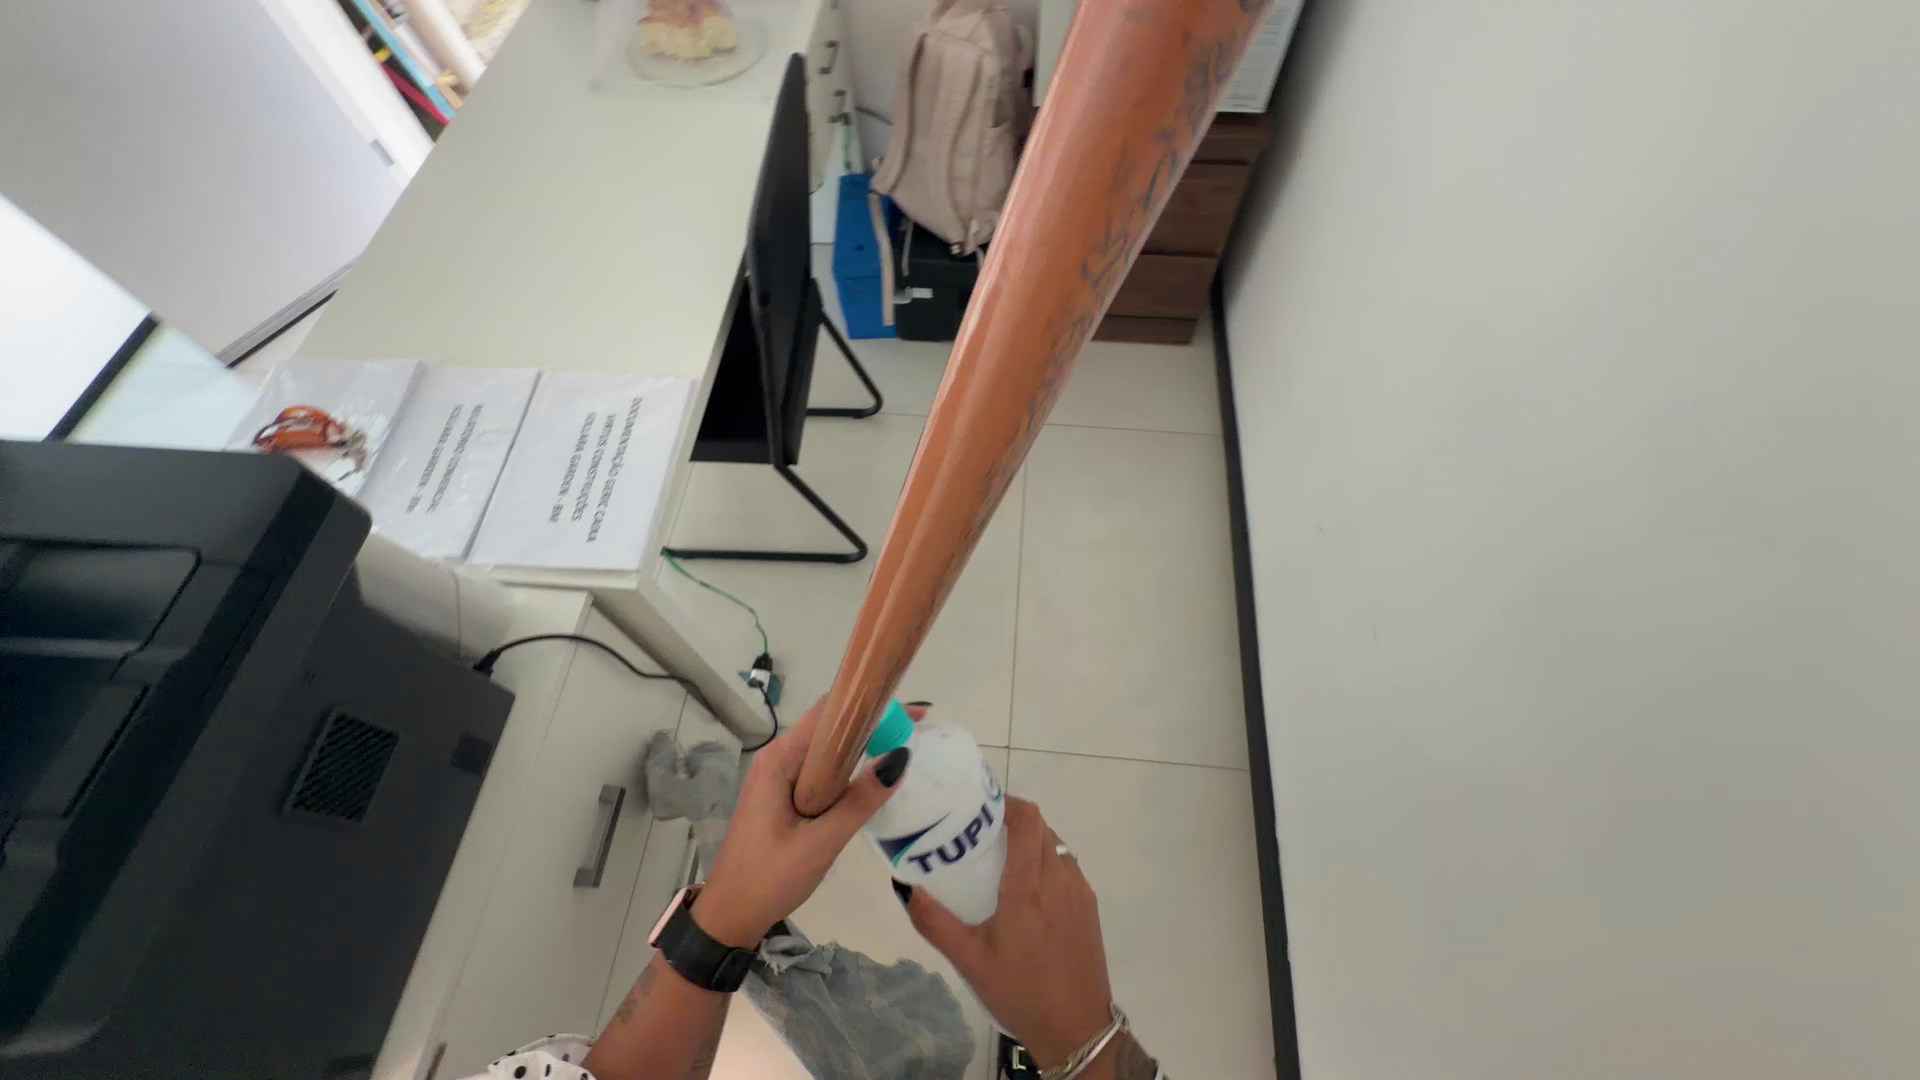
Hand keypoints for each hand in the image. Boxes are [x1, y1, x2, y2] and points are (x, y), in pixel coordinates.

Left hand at [693, 698, 910, 947]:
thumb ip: (859, 802)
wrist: (729, 916)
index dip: (869, 703)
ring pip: (828, 746)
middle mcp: (778, 757)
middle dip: (873, 722)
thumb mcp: (820, 844)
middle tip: (917, 732)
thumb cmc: (768, 880)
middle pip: (831, 724)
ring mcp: (780, 774)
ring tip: (905, 747)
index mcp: (780, 759)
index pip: (828, 711)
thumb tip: (901, 758)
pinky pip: (823, 767)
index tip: (910, 713)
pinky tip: (874, 778)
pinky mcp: (785, 792)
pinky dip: (850, 766)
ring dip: (864, 744)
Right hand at [904, 797, 1113, 1069]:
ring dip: (1029, 841)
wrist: (1077, 1031)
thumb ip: (934, 921)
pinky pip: (1066, 866)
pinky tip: (1026, 889)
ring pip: (1054, 844)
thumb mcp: (969, 960)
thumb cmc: (1019, 992)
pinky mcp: (1089, 906)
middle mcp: (1058, 878)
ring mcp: (1079, 891)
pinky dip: (1045, 861)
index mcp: (1029, 886)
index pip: (1027, 819)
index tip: (979, 807)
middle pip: (1039, 826)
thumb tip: (905, 885)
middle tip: (980, 835)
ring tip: (999, 860)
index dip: (1006, 802)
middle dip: (1011, 820)